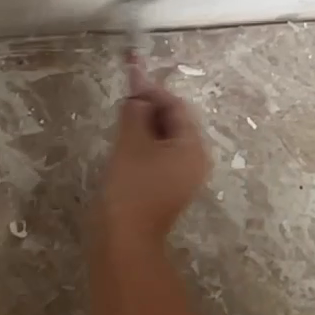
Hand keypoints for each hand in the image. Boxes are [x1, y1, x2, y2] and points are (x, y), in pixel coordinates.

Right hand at [96, 55, 209, 243]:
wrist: (124, 239)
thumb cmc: (130, 186)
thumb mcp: (130, 142)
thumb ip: (135, 112)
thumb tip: (137, 96)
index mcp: (192, 147)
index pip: (177, 107)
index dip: (153, 89)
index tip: (130, 75)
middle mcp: (194, 161)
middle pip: (174, 122)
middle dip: (149, 106)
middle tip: (124, 95)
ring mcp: (181, 177)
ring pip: (165, 140)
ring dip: (144, 124)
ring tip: (120, 116)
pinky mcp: (165, 189)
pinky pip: (158, 156)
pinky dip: (142, 143)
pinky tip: (123, 141)